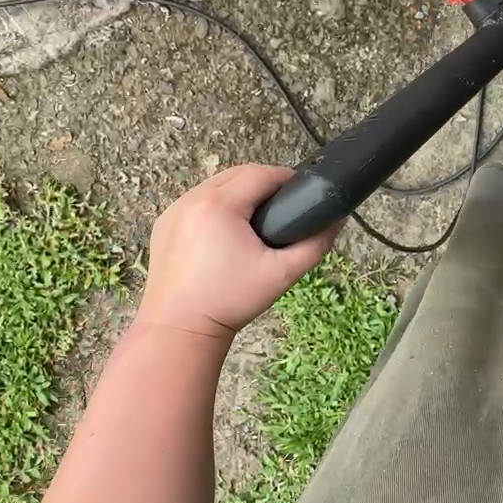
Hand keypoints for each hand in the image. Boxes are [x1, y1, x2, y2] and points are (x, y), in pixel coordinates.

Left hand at [136, 165, 339, 341]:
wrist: (179, 328)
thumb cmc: (231, 300)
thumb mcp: (284, 273)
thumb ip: (316, 243)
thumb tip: (338, 220)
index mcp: (219, 205)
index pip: (262, 174)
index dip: (287, 179)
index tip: (301, 195)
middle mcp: (192, 200)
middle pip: (238, 173)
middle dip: (265, 182)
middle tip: (285, 206)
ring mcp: (174, 211)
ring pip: (216, 185)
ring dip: (241, 191)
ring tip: (260, 217)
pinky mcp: (164, 224)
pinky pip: (198, 201)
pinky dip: (218, 205)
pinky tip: (230, 228)